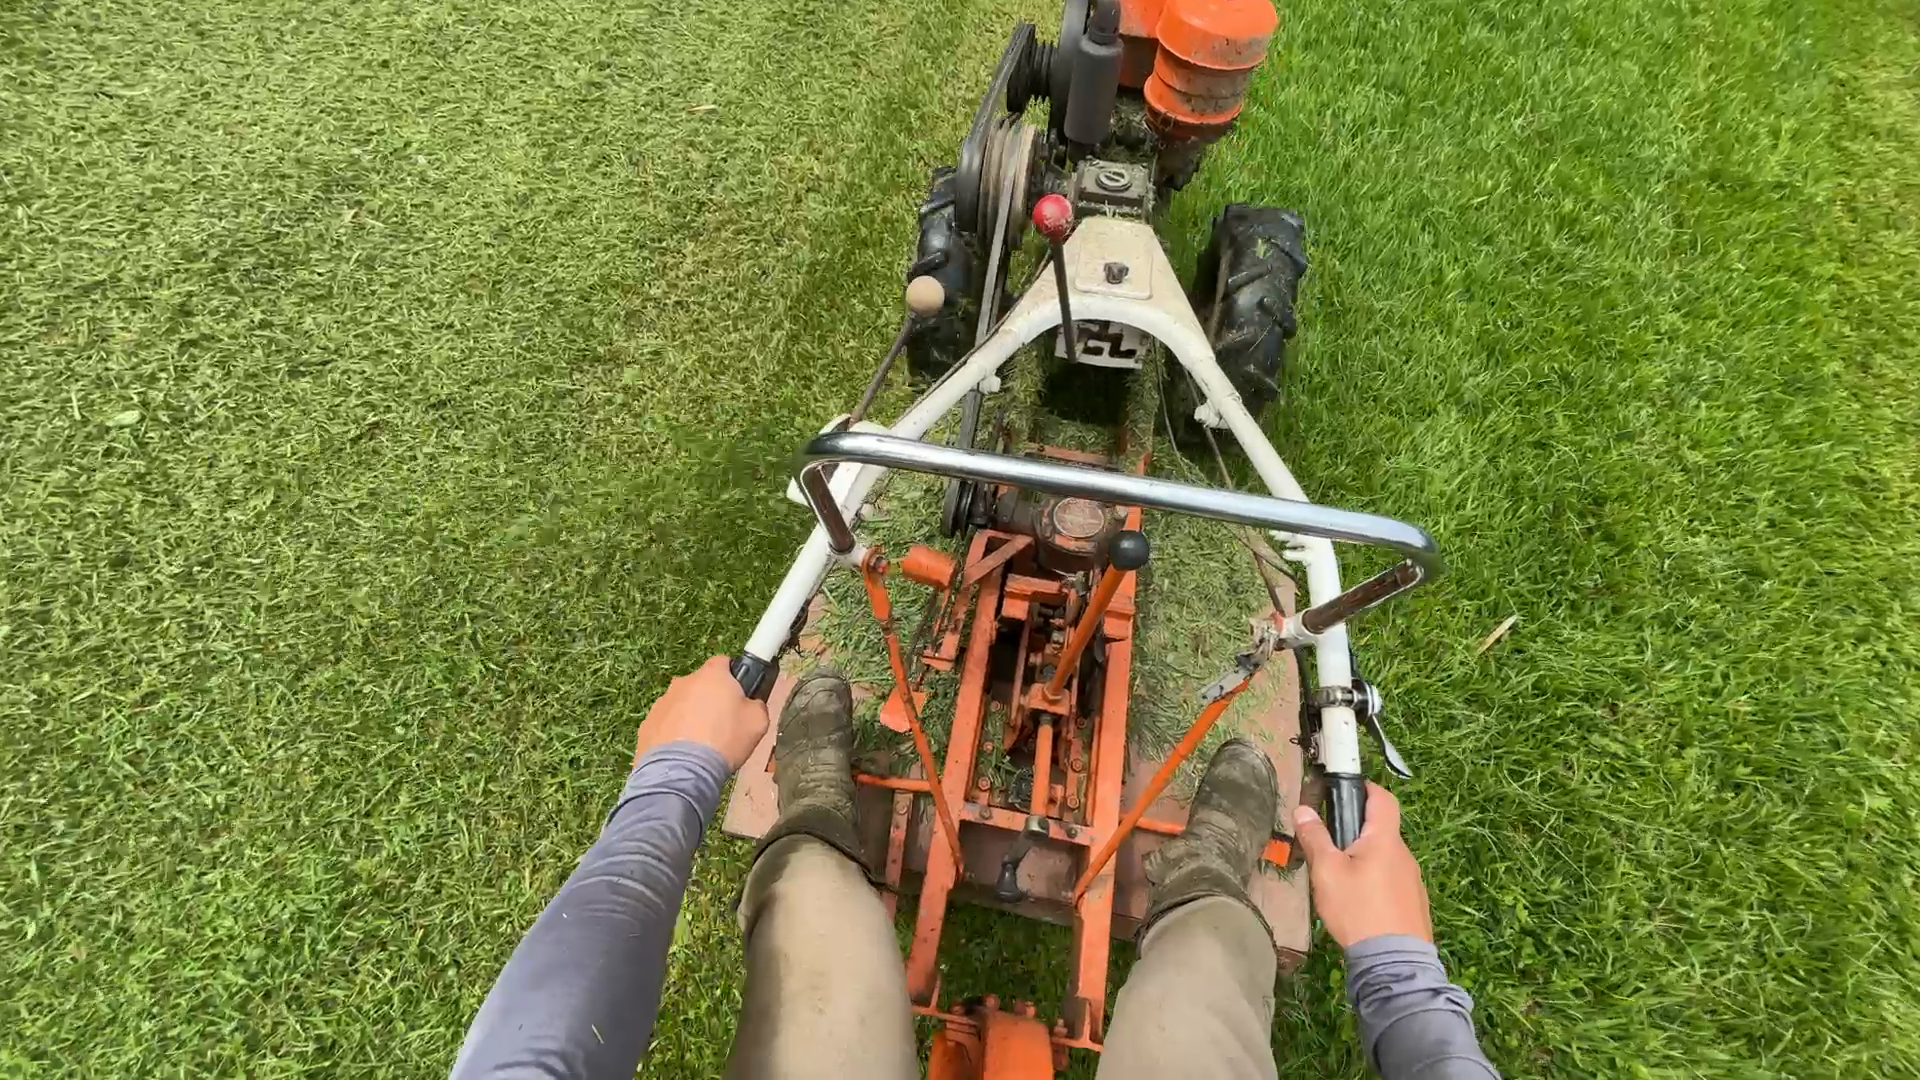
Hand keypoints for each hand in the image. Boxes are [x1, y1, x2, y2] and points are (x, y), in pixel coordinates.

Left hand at [632, 656, 769, 771]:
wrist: (681, 773)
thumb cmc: (724, 740)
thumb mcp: (758, 722)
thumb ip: (756, 704)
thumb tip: (750, 703)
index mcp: (712, 675)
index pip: (724, 662)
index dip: (733, 676)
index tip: (739, 695)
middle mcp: (683, 682)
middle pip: (701, 684)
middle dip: (710, 699)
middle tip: (722, 724)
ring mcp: (662, 703)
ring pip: (681, 704)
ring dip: (690, 717)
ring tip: (701, 744)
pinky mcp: (647, 725)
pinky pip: (666, 724)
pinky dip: (674, 734)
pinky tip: (683, 754)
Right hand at [1292, 782, 1433, 946]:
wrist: (1395, 965)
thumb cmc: (1358, 908)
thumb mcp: (1327, 870)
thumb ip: (1315, 838)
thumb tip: (1304, 810)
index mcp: (1384, 841)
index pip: (1383, 799)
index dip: (1365, 787)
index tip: (1343, 789)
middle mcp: (1403, 855)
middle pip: (1380, 829)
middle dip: (1354, 829)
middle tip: (1327, 841)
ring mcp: (1412, 881)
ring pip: (1384, 856)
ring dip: (1362, 856)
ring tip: (1337, 876)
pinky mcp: (1413, 904)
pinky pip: (1390, 879)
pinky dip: (1373, 879)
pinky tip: (1356, 900)